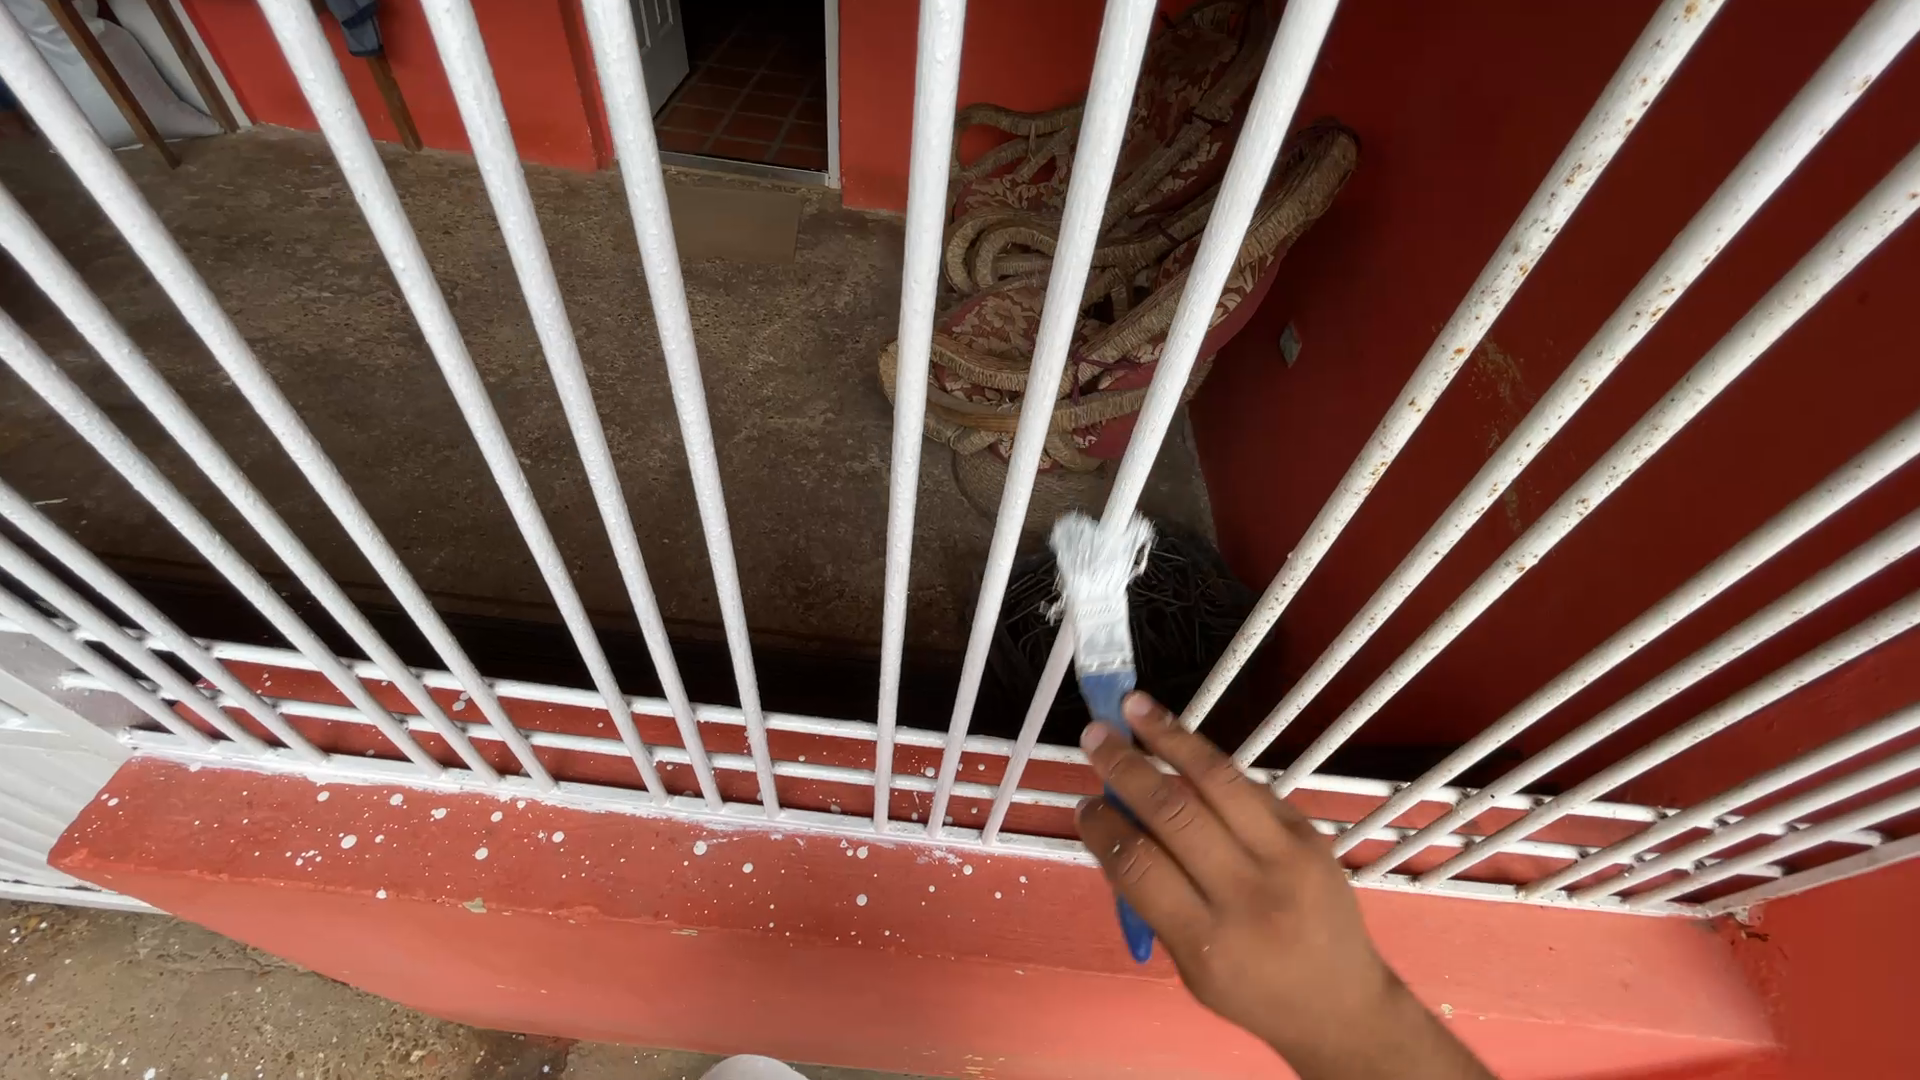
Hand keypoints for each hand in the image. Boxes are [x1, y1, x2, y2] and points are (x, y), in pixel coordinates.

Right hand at [1074, 692, 1494, 1079]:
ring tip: (1134, 706)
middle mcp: (1250, 894)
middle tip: (1095, 736)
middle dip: (1126, 767)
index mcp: (1209, 941)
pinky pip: (1245, 783)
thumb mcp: (1190, 963)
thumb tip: (1117, 822)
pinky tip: (1177, 737)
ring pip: (1216, 781)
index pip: (1141, 867)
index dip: (1104, 827)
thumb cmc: (1251, 989)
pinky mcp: (1308, 831)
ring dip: (1168, 738)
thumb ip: (1153, 895)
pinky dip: (1204, 758)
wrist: (1345, 1005)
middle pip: (1175, 814)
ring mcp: (1286, 856)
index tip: (1083, 804)